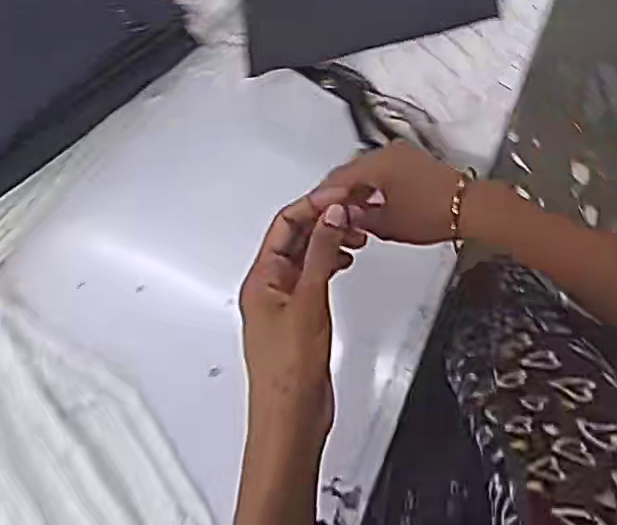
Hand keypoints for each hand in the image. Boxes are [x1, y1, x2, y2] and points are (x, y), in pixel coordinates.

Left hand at [238, 192, 362, 452]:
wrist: (292, 420)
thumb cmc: (288, 374)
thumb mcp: (309, 301)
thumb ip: (321, 253)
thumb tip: (330, 214)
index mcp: (261, 278)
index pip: (285, 223)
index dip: (313, 203)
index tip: (340, 195)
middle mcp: (270, 285)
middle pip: (295, 235)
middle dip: (324, 217)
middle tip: (352, 208)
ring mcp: (286, 300)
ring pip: (307, 252)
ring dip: (329, 237)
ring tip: (354, 230)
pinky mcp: (301, 314)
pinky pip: (315, 272)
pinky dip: (331, 259)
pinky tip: (345, 259)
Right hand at [315, 142, 468, 245]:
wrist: (469, 208)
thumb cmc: (435, 212)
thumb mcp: (387, 224)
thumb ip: (360, 218)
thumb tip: (344, 216)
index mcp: (378, 163)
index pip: (339, 177)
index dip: (324, 195)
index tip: (315, 207)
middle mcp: (390, 152)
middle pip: (353, 171)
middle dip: (340, 193)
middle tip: (331, 212)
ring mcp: (403, 155)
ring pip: (369, 171)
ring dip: (358, 190)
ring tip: (352, 214)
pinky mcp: (414, 162)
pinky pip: (384, 172)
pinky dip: (374, 187)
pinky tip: (373, 206)